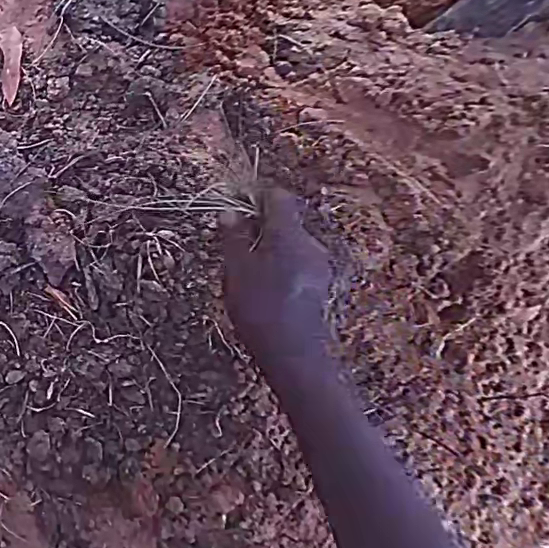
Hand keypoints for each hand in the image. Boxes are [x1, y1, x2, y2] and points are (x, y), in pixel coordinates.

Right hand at [221, 190, 334, 386]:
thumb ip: (234, 238)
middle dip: (259, 225)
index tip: (235, 204)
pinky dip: (278, 262)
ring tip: (243, 266)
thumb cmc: (259, 305)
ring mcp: (318, 264)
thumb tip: (230, 213)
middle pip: (285, 221)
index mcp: (288, 234)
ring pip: (290, 243)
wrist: (292, 350)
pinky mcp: (319, 283)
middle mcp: (309, 243)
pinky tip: (262, 284)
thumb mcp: (236, 269)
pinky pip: (296, 261)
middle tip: (233, 239)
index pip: (278, 198)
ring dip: (268, 246)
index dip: (255, 196)